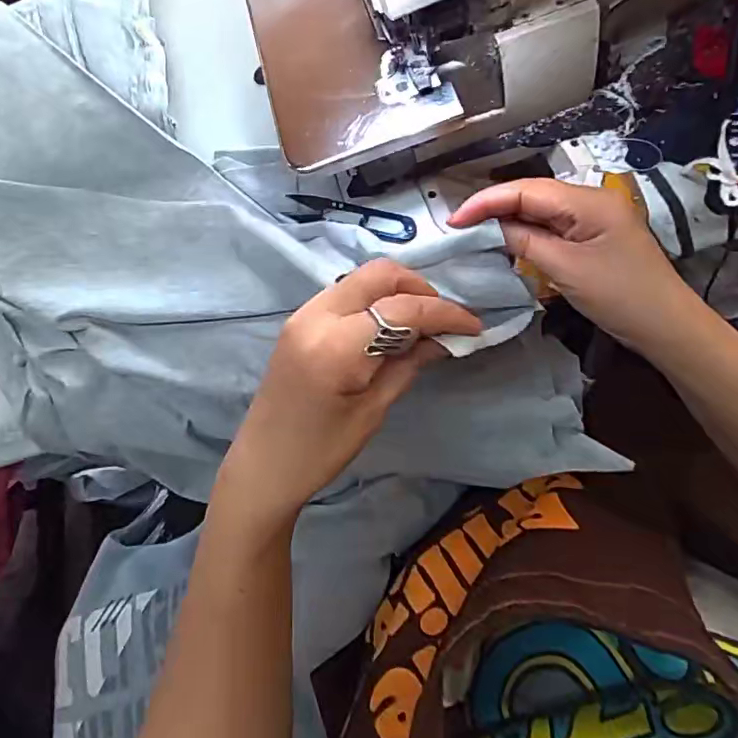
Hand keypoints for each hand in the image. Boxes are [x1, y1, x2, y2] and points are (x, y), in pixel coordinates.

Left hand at [215, 259, 482, 527]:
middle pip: (378, 274)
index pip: (400, 308)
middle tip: (444, 318)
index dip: (443, 313)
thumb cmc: (320, 450)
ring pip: (360, 278)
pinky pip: (344, 293)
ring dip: (395, 290)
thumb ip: (408, 363)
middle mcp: (315, 315)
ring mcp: (303, 313)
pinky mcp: (298, 320)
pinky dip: (373, 299)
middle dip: (419, 288)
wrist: (263, 463)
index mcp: (334, 344)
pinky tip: (390, 326)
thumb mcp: (372, 410)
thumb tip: (443, 338)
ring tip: (422, 322)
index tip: (474, 326)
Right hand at [449, 178, 704, 350]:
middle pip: (530, 194)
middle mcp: (591, 199)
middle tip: (459, 227)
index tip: (455, 221)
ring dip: (506, 218)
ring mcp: (593, 216)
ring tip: (474, 232)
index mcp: (588, 200)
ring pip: (538, 208)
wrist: (668, 328)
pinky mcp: (592, 233)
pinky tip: (505, 240)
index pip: (524, 190)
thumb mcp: (564, 268)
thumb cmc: (621, 297)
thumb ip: (523, 241)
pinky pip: (550, 224)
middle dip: (492, 207)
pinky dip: (525, 230)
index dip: (486, 202)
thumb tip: (487, 228)